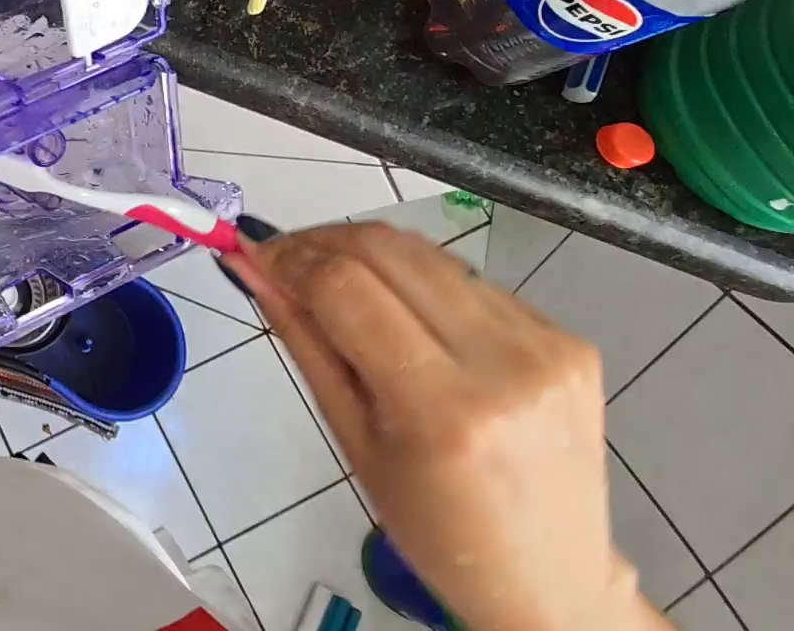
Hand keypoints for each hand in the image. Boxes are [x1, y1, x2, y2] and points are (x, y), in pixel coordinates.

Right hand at [224, 223, 662, 630]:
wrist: (550, 575)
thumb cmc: (428, 519)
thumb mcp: (346, 432)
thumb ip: (300, 336)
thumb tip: (248, 266)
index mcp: (443, 407)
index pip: (345, 287)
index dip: (289, 259)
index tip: (253, 257)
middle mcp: (504, 363)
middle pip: (386, 250)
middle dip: (318, 242)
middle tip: (281, 260)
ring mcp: (545, 345)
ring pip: (424, 253)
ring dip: (362, 254)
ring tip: (331, 283)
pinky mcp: (567, 336)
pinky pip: (464, 278)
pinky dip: (412, 280)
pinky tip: (401, 315)